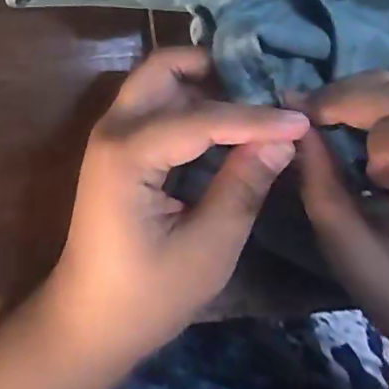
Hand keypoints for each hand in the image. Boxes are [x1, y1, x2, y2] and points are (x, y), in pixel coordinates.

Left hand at [0, 46, 308, 388]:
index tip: (301, 119)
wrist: (87, 320)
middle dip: (214, 69)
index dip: (254, 119)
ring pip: (159, 79)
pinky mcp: (118, 142)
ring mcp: (111, 131)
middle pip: (164, 68)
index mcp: (127, 153)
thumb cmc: (146, 295)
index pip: (200, 118)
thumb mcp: (206, 251)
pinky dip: (189, 100)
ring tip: (253, 101)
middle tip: (264, 89)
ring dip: (202, 81)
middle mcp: (113, 127)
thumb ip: (241, 187)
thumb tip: (283, 140)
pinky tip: (224, 122)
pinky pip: (155, 102)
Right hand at [294, 71, 388, 388]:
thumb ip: (324, 194)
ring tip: (325, 122)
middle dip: (354, 99)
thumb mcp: (356, 263)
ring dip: (361, 101)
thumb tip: (295, 125)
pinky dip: (375, 113)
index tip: (332, 143)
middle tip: (306, 113)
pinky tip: (353, 137)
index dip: (378, 127)